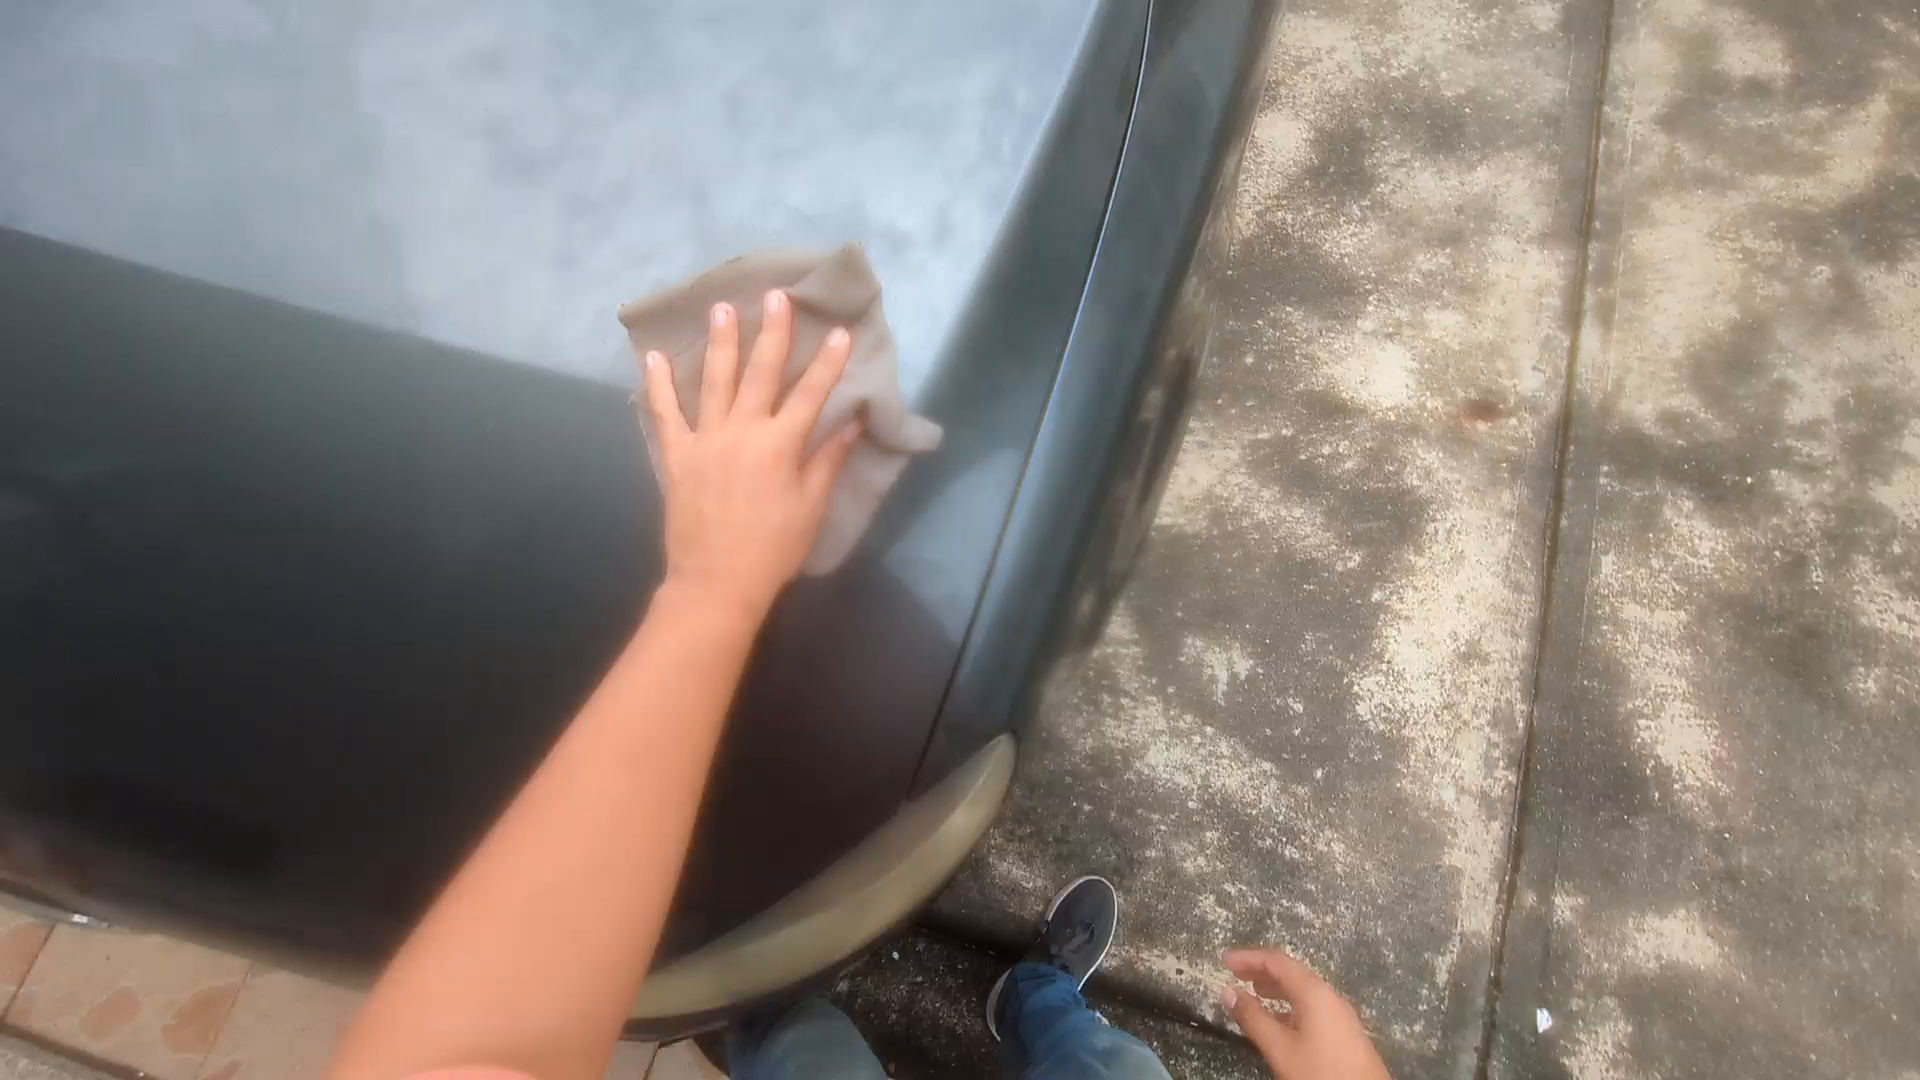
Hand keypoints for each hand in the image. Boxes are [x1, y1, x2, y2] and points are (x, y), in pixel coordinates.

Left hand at [638, 289, 859, 617]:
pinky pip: (665, 413)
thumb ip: (828, 460)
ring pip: (714, 380)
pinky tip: (652, 356)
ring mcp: (705, 439)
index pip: (810, 394)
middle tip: (776, 296)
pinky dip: (658, 385)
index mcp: (781, 445)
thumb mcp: (811, 507)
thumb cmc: (774, 549)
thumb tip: (850, 423)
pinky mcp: (677, 455)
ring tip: (722, 307)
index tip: (839, 331)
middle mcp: (743, 431)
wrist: (717, 582)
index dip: (828, 362)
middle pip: (761, 372)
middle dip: (772, 332)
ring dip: (721, 342)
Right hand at [1222, 947, 1391, 1079]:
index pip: (1275, 960)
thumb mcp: (1280, 1049)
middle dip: (1260, 969)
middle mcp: (1329, 996)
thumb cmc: (1321, 1075)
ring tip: (1254, 994)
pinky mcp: (1346, 1034)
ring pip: (1302, 990)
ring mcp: (1341, 1015)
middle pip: (1290, 971)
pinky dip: (1290, 1005)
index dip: (1247, 957)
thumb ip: (1252, 1018)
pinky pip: (1312, 1006)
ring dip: (1275, 987)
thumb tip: (1227, 991)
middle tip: (1234, 974)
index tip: (1224, 961)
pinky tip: (1279, 1022)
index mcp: (1313, 991)